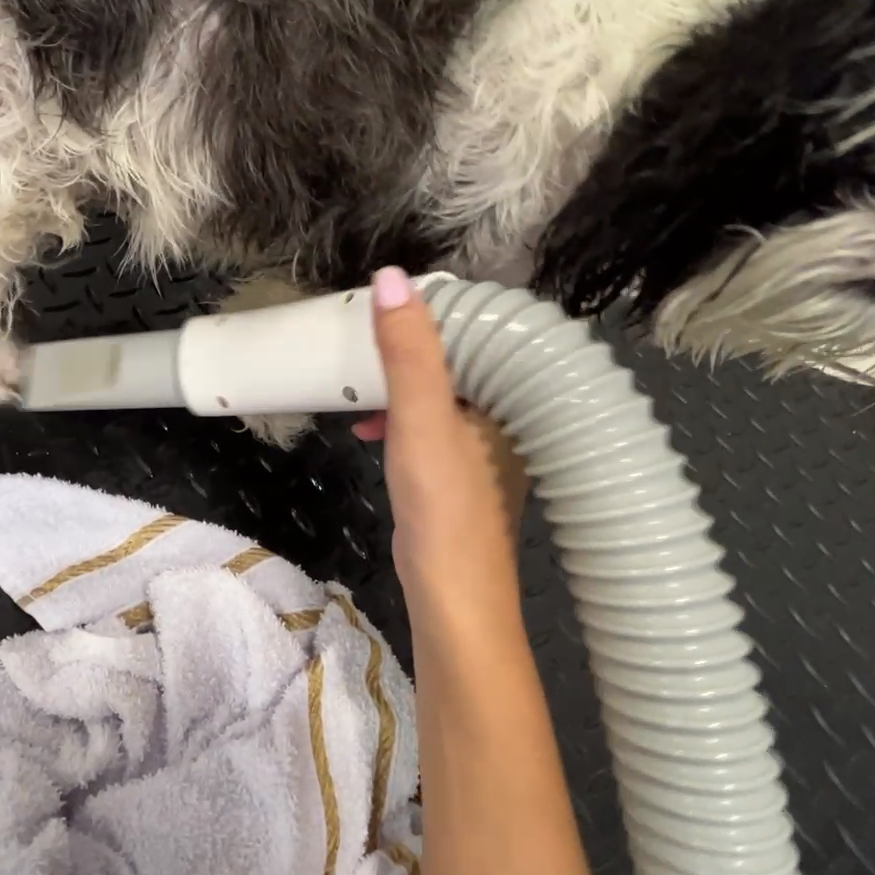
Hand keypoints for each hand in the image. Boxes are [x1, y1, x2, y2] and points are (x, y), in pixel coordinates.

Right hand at [355, 267, 528, 596]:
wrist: (452, 598)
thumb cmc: (443, 506)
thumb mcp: (421, 420)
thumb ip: (408, 352)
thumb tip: (392, 277)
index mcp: (514, 397)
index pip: (483, 330)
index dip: (436, 311)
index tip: (388, 303)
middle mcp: (511, 416)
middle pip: (461, 359)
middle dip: (410, 348)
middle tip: (365, 338)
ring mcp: (489, 448)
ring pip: (444, 393)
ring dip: (401, 384)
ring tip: (361, 383)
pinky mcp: (465, 474)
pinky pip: (434, 424)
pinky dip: (402, 418)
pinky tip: (372, 428)